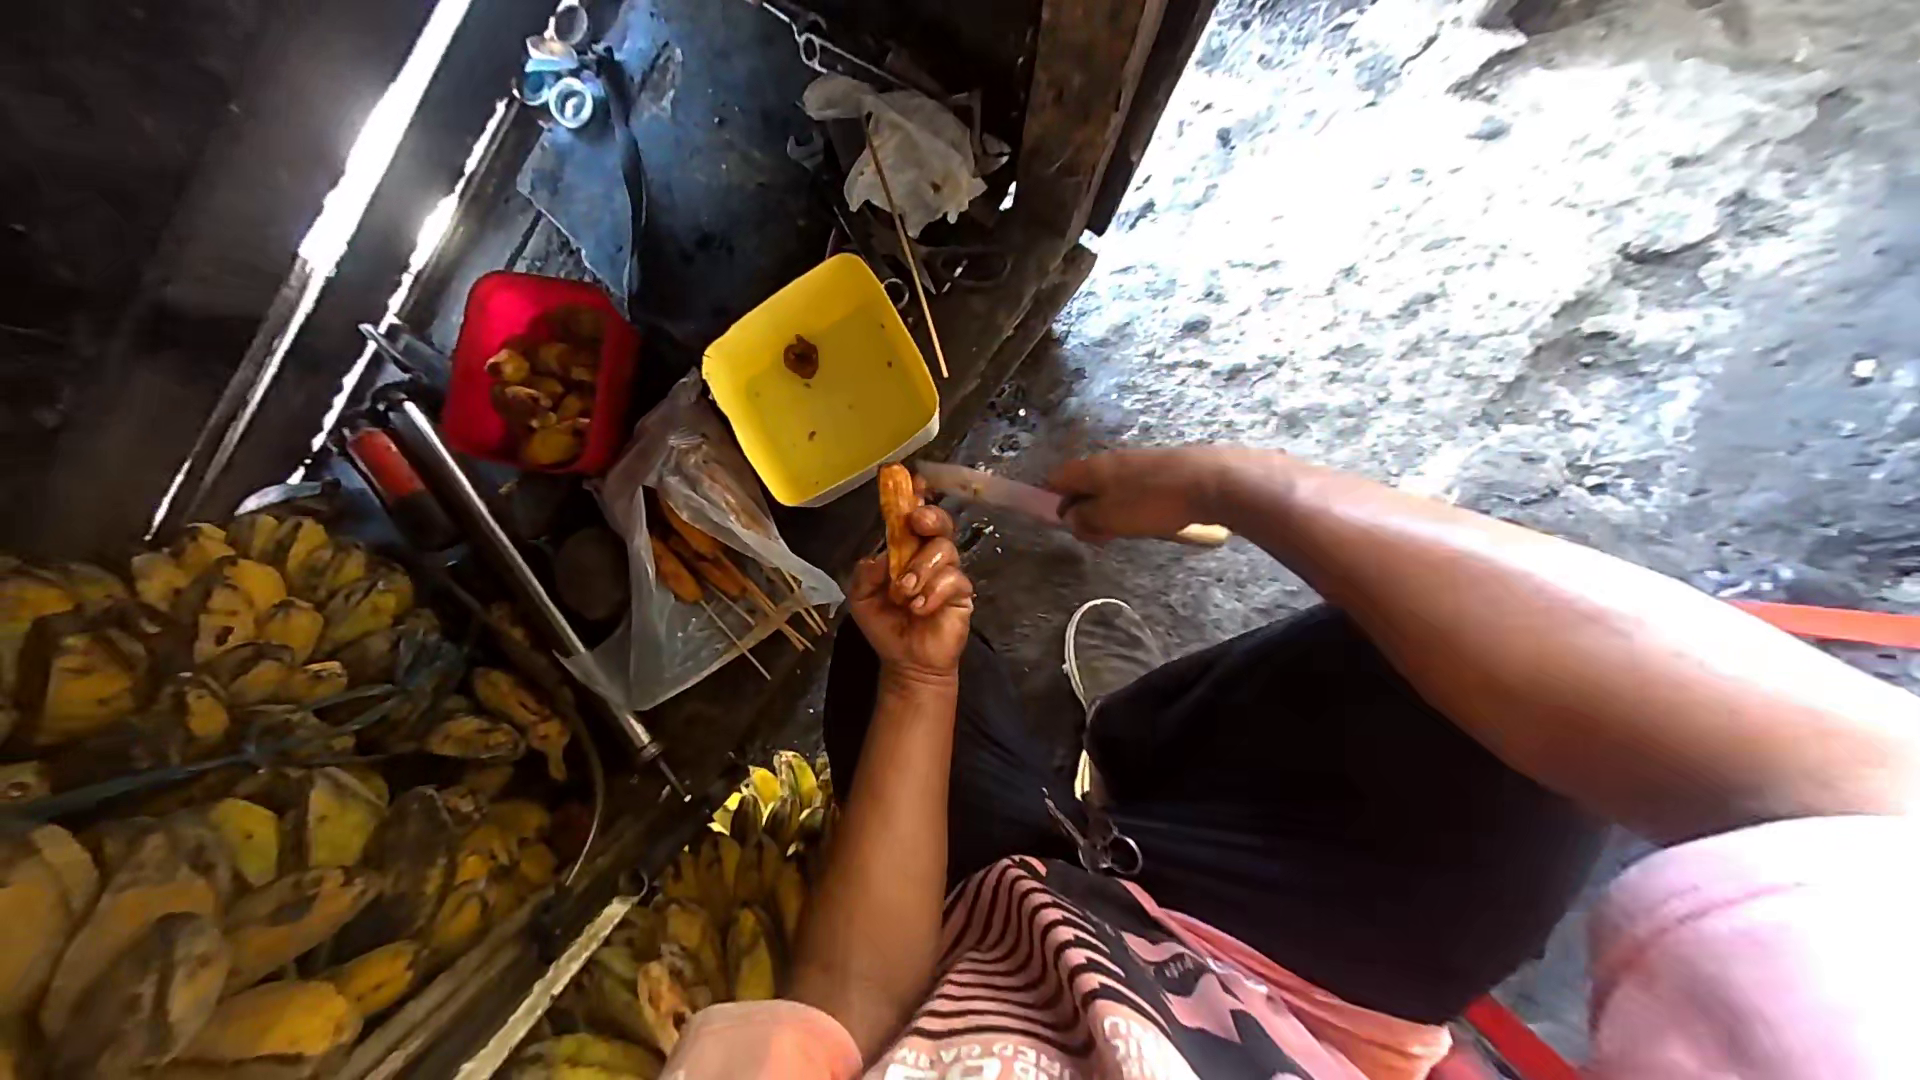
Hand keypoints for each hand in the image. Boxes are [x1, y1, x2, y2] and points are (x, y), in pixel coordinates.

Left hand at [848, 502, 973, 682]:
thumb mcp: (862, 599)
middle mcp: (929, 555)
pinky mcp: (962, 593)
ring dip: (920, 568)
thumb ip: (865, 574)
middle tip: (915, 522)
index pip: (914, 517)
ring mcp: (948, 572)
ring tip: (904, 593)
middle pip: (939, 522)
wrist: (907, 661)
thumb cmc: (886, 626)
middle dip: (928, 516)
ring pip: (944, 549)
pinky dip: (933, 591)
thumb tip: (880, 556)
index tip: (911, 482)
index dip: (915, 497)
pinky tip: (920, 608)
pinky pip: (953, 579)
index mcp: (906, 550)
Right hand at [1049, 445, 1267, 542]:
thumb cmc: (1151, 502)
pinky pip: (1133, 488)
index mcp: (1091, 468)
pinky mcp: (1160, 469)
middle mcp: (1110, 460)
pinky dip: (1131, 505)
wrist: (1211, 481)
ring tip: (1123, 532)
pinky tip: (1147, 521)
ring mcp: (1137, 462)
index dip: (1052, 501)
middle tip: (1097, 535)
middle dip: (1084, 510)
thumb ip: (1083, 519)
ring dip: (1108, 510)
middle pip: (1084, 484)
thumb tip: (1070, 518)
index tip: (1063, 524)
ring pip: (1110, 487)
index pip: (1057, 479)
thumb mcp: (1108, 518)